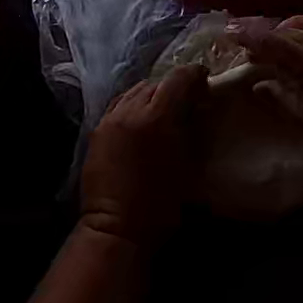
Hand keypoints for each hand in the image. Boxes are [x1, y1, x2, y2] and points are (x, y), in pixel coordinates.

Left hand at [80, 65, 205, 248]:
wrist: (116, 227)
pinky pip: (119, 104)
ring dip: (152, 93)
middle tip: (188, 95)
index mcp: (157, 116)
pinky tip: (140, 116)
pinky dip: (133, 103)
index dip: (194, 74)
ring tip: (164, 105)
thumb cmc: (161, 205)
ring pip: (134, 90)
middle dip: (173, 85)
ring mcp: (110, 118)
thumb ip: (192, 130)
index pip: (178, 79)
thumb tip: (198, 108)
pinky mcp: (97, 129)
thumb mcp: (187, 165)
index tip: (205, 78)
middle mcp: (131, 110)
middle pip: (155, 82)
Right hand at [228, 11, 302, 150]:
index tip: (228, 34)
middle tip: (252, 48)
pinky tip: (300, 34)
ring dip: (283, 28)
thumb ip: (277, 99)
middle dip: (264, 35)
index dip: (246, 36)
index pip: (269, 41)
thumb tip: (255, 85)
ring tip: (275, 42)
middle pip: (282, 27)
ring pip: (300, 19)